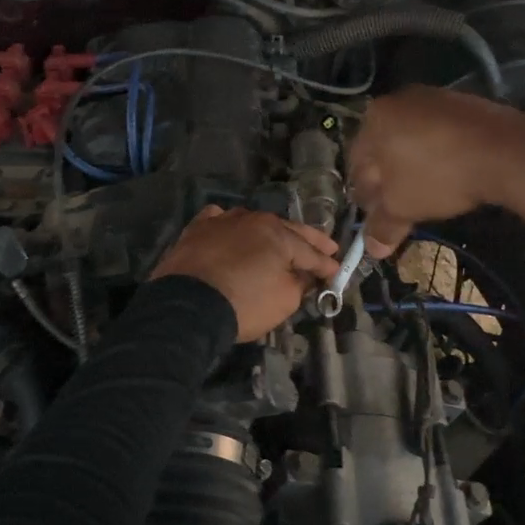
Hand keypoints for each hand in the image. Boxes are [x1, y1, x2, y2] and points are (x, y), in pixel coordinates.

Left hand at [150, 205, 340, 340]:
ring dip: (270, 231)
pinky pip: (217, 221)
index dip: (326, 264)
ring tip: (281, 238)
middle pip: (286, 229)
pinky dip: (229, 226)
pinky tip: (230, 228)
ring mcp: (222, 221)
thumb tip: (304, 275)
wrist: (187, 306)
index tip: (336, 272)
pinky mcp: (196, 230)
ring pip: (253, 222)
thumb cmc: (244, 303)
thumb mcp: (284, 300)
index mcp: (278, 234)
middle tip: (328, 246)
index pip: (310, 251)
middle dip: (309, 240)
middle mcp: (252, 219)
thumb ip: (300, 283)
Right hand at [348, 86, 524, 257]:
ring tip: (430, 191)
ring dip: (416, 166)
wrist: (504, 151)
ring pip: (413, 140)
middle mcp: (398, 100)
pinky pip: (441, 133)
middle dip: (391, 179)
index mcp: (374, 118)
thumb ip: (382, 226)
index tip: (379, 216)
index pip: (356, 163)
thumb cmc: (439, 176)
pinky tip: (453, 172)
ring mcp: (434, 98)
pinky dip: (441, 153)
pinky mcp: (464, 103)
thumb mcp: (404, 207)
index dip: (365, 196)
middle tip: (403, 206)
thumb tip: (371, 249)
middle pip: (384, 148)